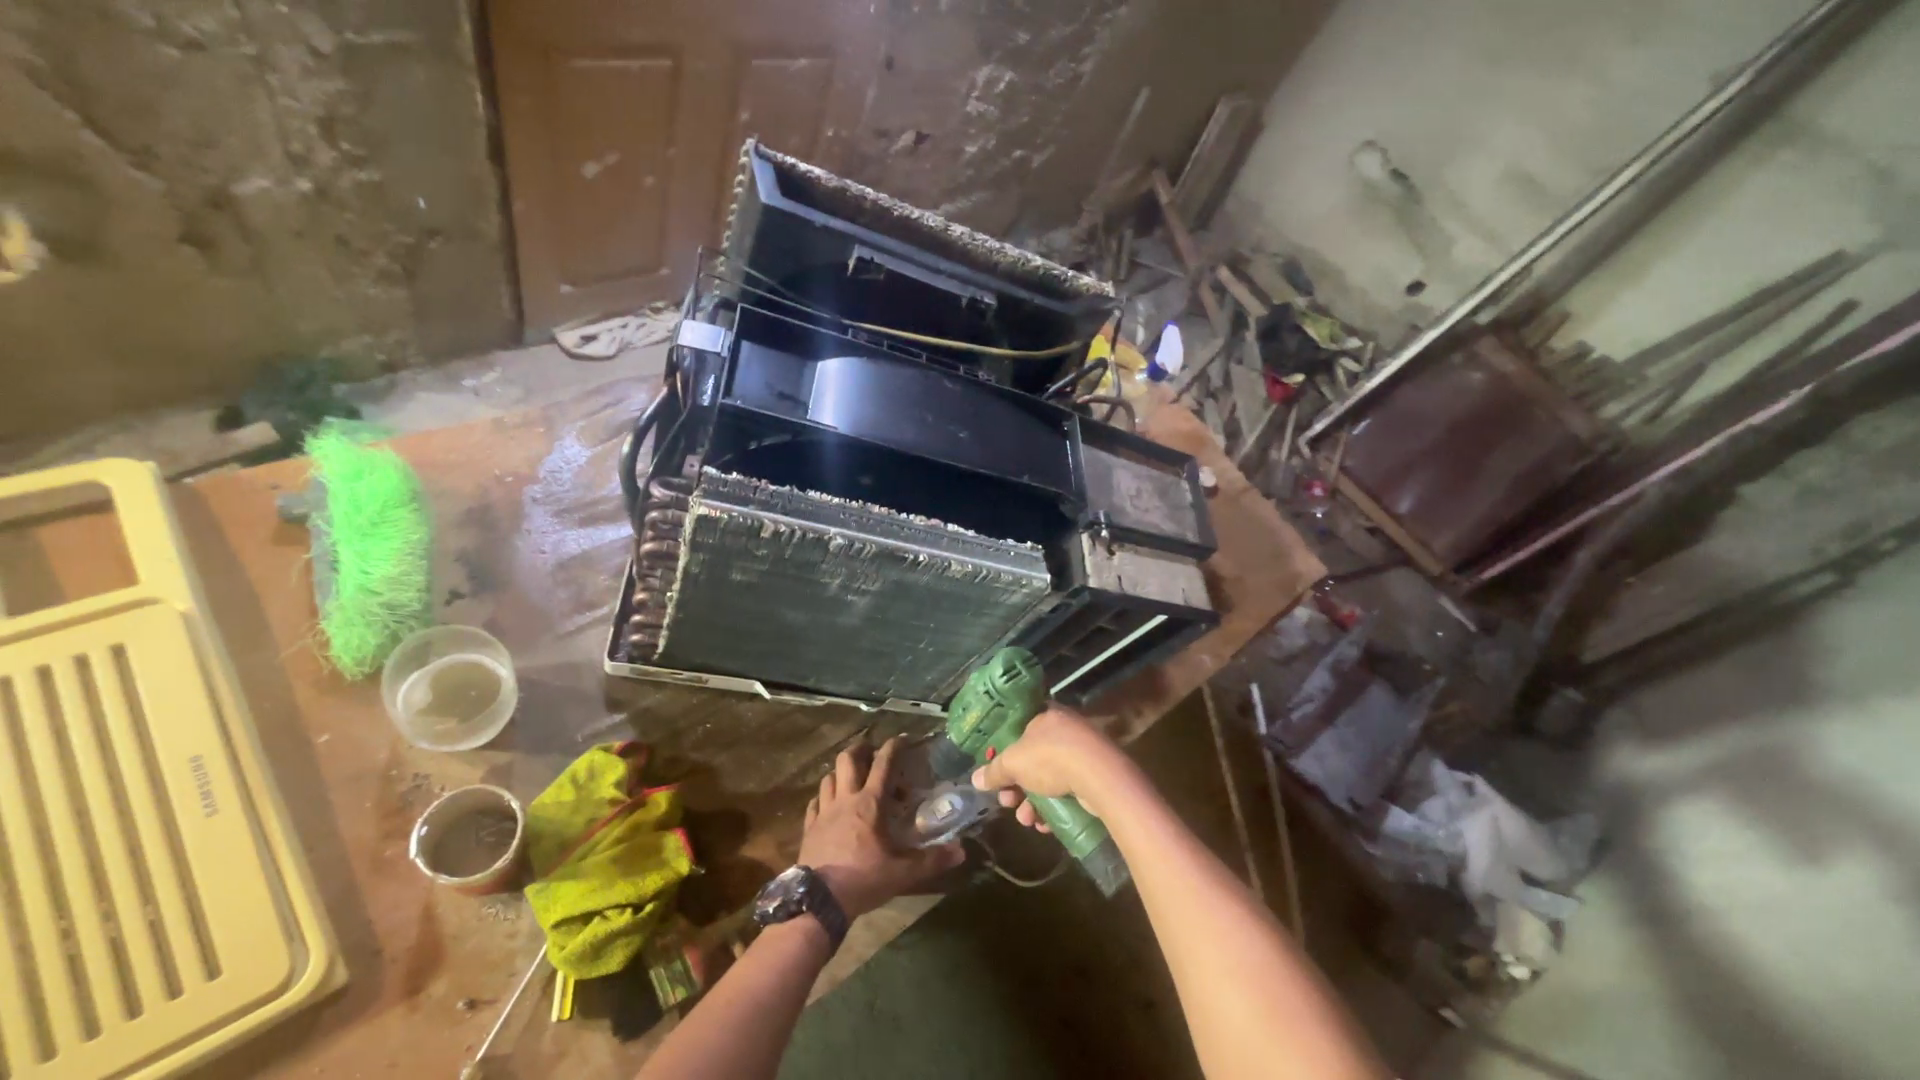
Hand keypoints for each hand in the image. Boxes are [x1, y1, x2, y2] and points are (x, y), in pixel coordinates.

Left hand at [799, 737, 964, 917]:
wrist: (819, 900)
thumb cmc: (864, 879)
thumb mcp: (903, 872)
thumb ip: (933, 859)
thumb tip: (962, 850)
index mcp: (870, 803)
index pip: (883, 764)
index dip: (893, 747)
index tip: (902, 739)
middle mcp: (845, 800)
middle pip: (847, 760)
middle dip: (860, 750)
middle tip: (870, 753)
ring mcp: (824, 812)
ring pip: (828, 778)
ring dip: (840, 772)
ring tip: (851, 778)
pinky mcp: (809, 828)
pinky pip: (814, 802)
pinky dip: (823, 797)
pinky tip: (828, 805)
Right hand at [970, 707, 1128, 828]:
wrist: (1099, 777)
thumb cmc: (1050, 758)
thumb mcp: (1013, 763)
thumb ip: (994, 771)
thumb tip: (976, 779)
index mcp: (1045, 716)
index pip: (1019, 728)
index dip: (1004, 750)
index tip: (996, 772)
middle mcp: (1064, 730)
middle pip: (1031, 758)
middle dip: (1016, 785)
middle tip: (1007, 802)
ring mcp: (1081, 754)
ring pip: (1048, 779)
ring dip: (1032, 802)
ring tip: (1026, 819)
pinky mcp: (1093, 777)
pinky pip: (1066, 791)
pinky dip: (1053, 808)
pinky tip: (1045, 825)